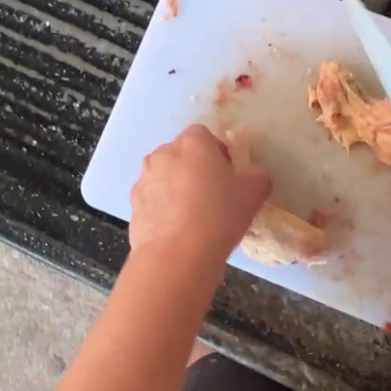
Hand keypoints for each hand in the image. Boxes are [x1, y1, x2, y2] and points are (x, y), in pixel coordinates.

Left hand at [129, 125, 271, 267]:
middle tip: (213, 196)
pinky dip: (163, 208)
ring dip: (177, 188)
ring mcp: (144, 178)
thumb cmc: (220, 215)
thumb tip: (253, 176)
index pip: (205, 135)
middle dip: (195, 170)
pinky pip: (153, 199)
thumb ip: (258, 176)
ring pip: (165, 177)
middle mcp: (163, 153)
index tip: (228, 177)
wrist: (177, 255)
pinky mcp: (133, 204)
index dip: (218, 153)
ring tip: (193, 216)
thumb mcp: (254, 193)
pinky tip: (177, 230)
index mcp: (193, 142)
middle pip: (182, 155)